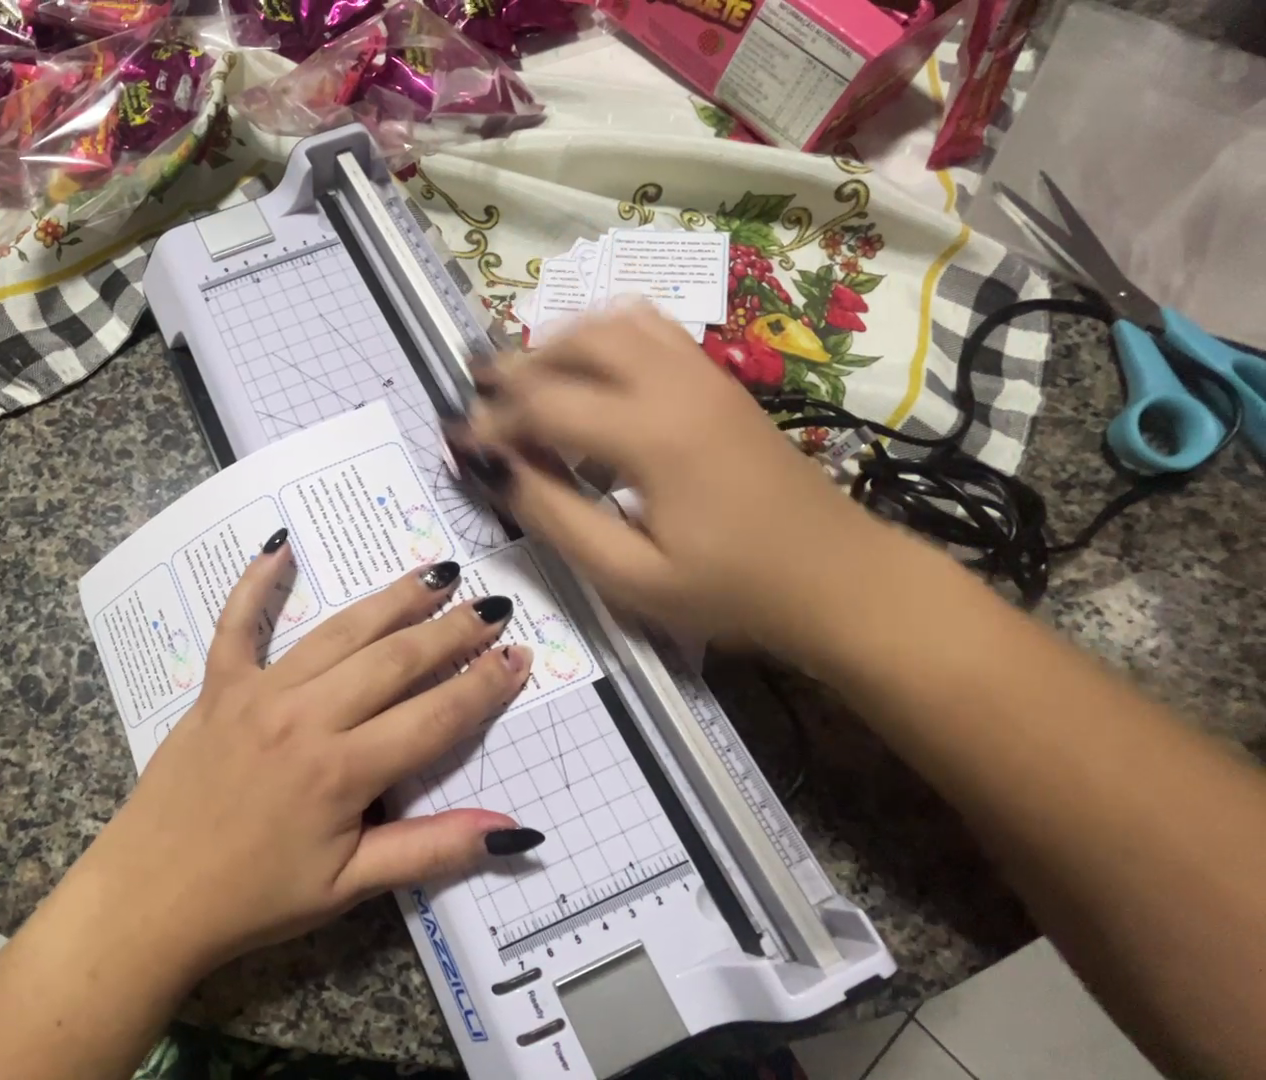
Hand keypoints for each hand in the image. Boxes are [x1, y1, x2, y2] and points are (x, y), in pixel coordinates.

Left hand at [75, 534, 539, 973]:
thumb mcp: (349, 888)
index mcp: (342, 771)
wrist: (152, 896)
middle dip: (451, 631)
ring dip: (391, 601)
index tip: (518, 655)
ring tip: (434, 573)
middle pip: (394, 661)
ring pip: (338, 633)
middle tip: (491, 603)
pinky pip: (239, 623)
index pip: (434, 717)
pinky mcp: (217, 685)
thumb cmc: (255, 898)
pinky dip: (258, 582)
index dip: (482, 686)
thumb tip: (514, 832)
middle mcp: (305, 717)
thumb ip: (432, 851)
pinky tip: (280, 544)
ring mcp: (258, 692)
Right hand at [457, 305, 898, 665]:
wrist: (839, 580)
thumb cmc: (729, 590)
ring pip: (610, 323)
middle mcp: (674, 384)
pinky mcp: (718, 379)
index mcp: (650, 435)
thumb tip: (492, 469)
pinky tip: (586, 373)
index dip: (489, 422)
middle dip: (513, 369)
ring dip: (556, 344)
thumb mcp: (627, 575)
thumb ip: (553, 516)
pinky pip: (648, 328)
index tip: (455, 445)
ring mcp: (702, 373)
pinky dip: (601, 337)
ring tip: (523, 385)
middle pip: (572, 344)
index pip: (542, 405)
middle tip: (478, 404)